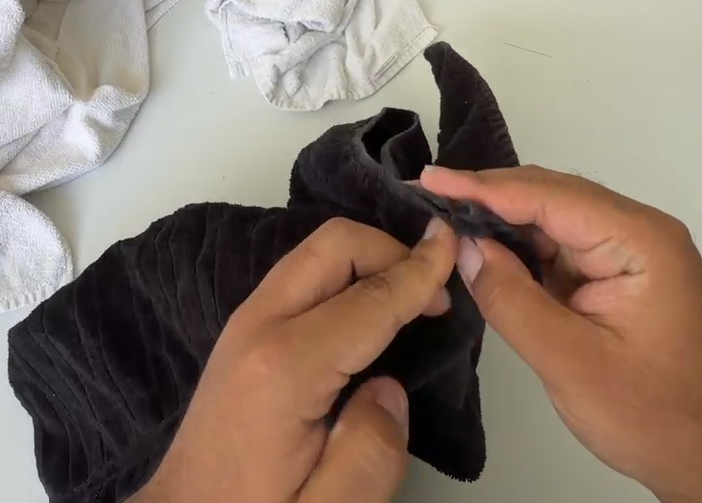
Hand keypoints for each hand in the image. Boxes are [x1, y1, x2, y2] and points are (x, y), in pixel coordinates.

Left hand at [132, 216, 457, 502]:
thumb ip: (369, 455)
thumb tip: (391, 388)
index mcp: (284, 366)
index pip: (368, 300)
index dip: (419, 274)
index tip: (455, 248)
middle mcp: (260, 323)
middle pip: (333, 245)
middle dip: (390, 249)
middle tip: (436, 287)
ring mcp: (246, 319)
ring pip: (315, 252)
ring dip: (368, 257)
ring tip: (413, 295)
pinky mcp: (245, 328)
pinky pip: (303, 274)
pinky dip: (345, 272)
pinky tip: (369, 307)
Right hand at [418, 165, 701, 502]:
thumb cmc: (653, 417)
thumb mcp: (572, 364)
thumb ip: (512, 300)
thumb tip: (465, 246)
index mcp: (639, 240)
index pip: (548, 195)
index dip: (483, 186)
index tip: (430, 180)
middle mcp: (636, 230)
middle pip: (549, 194)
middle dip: (487, 195)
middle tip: (429, 195)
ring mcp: (627, 247)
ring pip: (549, 214)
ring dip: (500, 218)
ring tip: (446, 215)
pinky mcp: (614, 268)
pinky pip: (556, 240)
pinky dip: (518, 242)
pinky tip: (484, 245)